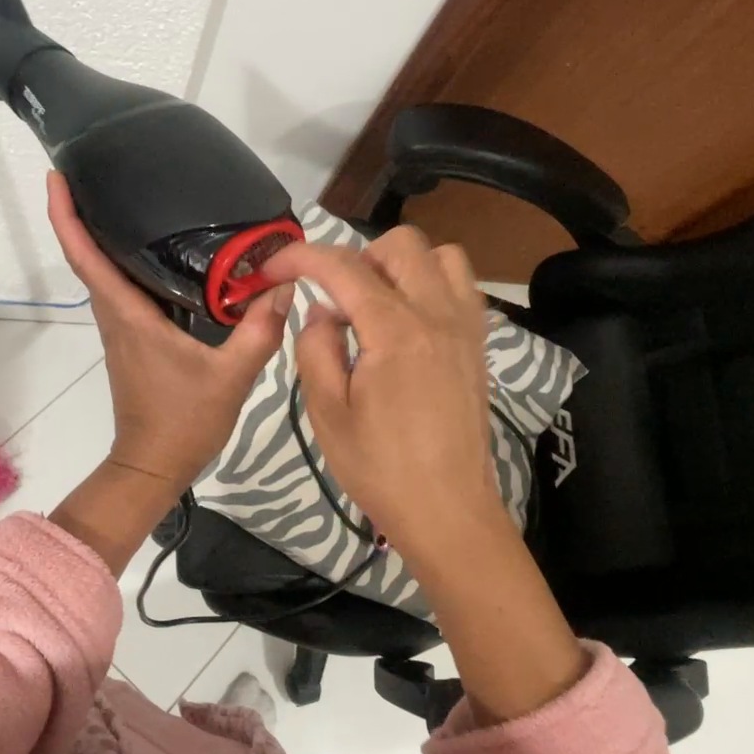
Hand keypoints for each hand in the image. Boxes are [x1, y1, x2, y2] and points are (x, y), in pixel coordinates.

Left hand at [46, 172, 288, 489]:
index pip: (87, 259)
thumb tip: (283, 285)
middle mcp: (116, 318)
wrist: (154, 465)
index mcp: (130, 318)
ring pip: (103, 276)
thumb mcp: (232, 376)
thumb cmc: (184, 421)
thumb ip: (259, 330)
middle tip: (95, 173)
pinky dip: (123, 266)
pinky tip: (157, 257)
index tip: (55, 178)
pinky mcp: (131, 343)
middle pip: (88, 258)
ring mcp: (121, 332)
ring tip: (127, 202)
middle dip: (81, 214)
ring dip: (100, 239)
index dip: (66, 217)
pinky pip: (120, 293)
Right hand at [263, 228, 588, 722]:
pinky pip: (461, 287)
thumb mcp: (328, 413)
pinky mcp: (479, 346)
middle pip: (401, 244)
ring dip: (401, 265)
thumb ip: (317, 348)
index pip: (344, 267)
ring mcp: (466, 328)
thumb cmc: (380, 469)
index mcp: (396, 331)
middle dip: (357, 256)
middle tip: (333, 298)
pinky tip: (407, 323)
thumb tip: (322, 311)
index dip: (302, 257)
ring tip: (375, 305)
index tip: (274, 268)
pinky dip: (430, 284)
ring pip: (441, 256)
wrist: (447, 509)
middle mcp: (439, 314)